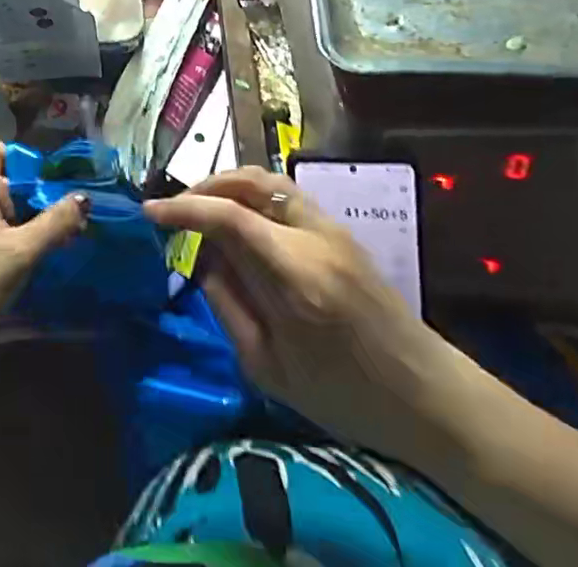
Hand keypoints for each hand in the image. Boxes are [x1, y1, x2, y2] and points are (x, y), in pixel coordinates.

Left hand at [0, 142, 89, 354]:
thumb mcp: (18, 252)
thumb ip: (53, 223)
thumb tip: (84, 196)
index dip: (22, 154)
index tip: (54, 174)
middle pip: (9, 180)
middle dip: (43, 190)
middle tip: (78, 206)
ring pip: (13, 209)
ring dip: (40, 217)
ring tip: (75, 230)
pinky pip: (9, 232)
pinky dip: (31, 237)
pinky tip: (54, 251)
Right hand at [146, 168, 490, 465]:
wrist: (428, 397)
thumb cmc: (344, 397)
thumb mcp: (266, 365)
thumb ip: (226, 304)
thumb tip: (201, 259)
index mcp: (297, 279)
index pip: (228, 218)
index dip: (182, 209)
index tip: (148, 213)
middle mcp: (316, 240)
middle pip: (250, 183)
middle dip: (202, 188)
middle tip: (174, 210)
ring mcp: (334, 230)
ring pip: (269, 180)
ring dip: (226, 185)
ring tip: (199, 208)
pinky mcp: (341, 232)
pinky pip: (285, 195)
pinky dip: (250, 194)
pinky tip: (235, 218)